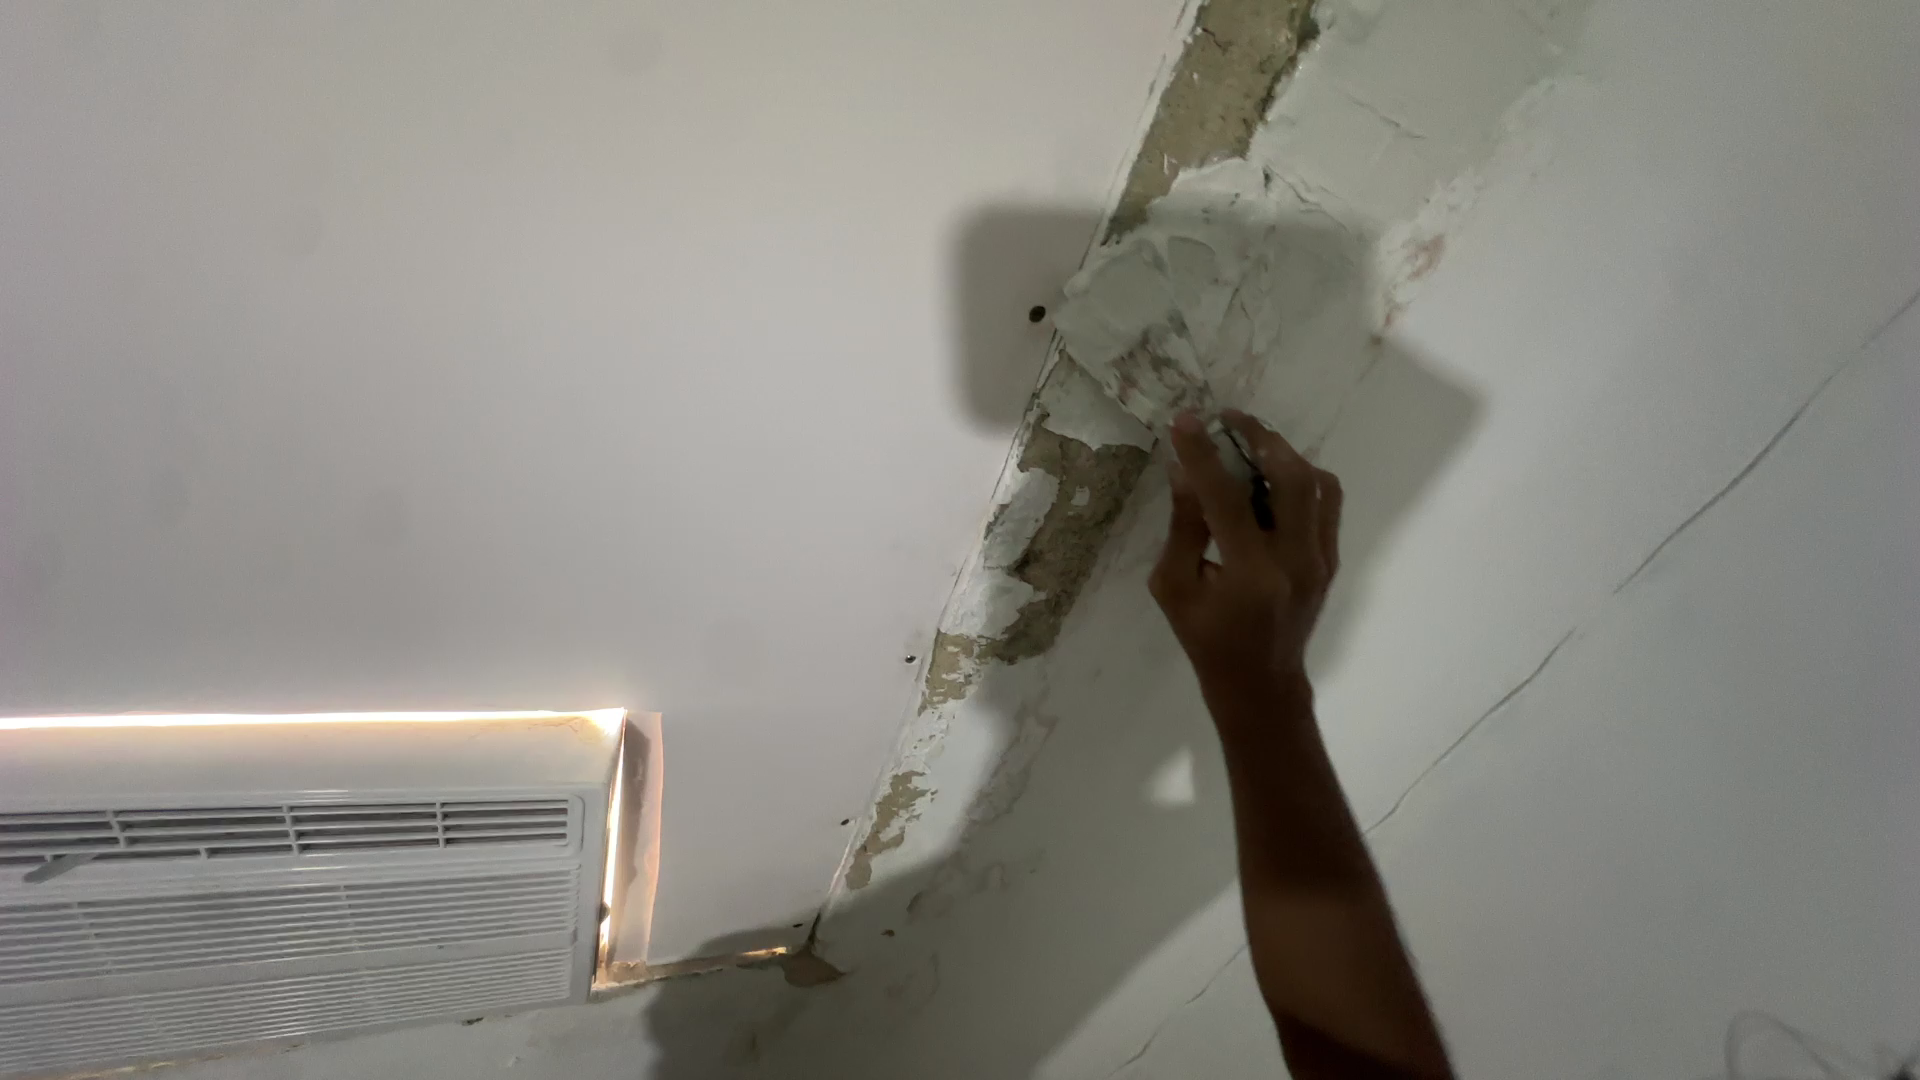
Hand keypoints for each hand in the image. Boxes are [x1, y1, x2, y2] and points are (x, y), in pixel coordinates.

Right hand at [1149, 409, 1342, 699]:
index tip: (1186, 420)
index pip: (1226, 498)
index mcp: (1250, 574)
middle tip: (1228, 418)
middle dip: (1260, 438)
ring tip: (1250, 442)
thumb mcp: (1174, 587)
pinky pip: (1326, 501)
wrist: (1259, 681)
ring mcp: (1321, 559)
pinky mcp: (1331, 558)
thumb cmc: (1205, 638)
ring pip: (1318, 483)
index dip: (1204, 454)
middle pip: (1292, 478)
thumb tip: (1186, 471)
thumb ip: (1184, 527)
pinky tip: (1272, 474)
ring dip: (1283, 454)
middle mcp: (1296, 561)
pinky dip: (1300, 477)